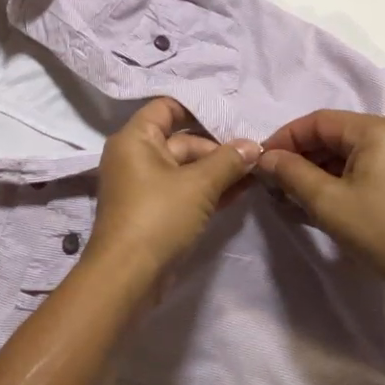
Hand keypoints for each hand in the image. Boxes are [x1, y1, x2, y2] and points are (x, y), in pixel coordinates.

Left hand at [87, 98, 260, 285]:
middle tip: (254, 155)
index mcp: (135, 139)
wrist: (128, 277)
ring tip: (256, 172)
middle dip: (217, 148)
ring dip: (218, 170)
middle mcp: (135, 157)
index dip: (198, 109)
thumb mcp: (198, 185)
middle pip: (181, 140)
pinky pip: (184, 191)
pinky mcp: (154, 212)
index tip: (231, 117)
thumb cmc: (158, 217)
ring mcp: (144, 186)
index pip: (166, 108)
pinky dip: (208, 190)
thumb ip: (228, 161)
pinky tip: (241, 191)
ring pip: (185, 169)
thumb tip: (253, 146)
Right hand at [257, 110, 384, 297]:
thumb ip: (291, 173)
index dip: (284, 139)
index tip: (259, 163)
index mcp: (376, 129)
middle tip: (272, 183)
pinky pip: (363, 169)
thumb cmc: (383, 232)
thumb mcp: (328, 202)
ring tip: (291, 198)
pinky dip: (338, 182)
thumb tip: (264, 158)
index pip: (317, 121)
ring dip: (316, 172)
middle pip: (333, 135)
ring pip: (346, 154)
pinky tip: (319, 204)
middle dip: (299, 157)